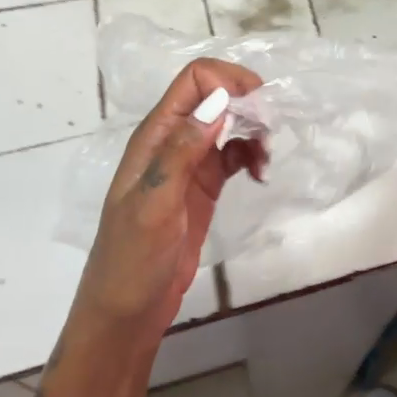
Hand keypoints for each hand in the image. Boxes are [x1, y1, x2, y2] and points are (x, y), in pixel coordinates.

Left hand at [75, 57, 266, 333]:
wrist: (126, 315)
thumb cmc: (133, 260)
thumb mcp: (154, 205)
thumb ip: (181, 152)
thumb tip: (219, 102)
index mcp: (155, 136)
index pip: (194, 80)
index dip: (228, 80)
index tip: (258, 107)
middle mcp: (172, 141)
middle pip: (215, 95)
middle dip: (248, 104)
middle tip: (271, 134)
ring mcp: (189, 164)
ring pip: (228, 123)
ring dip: (254, 131)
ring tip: (267, 160)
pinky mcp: (203, 187)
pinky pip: (233, 154)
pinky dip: (251, 155)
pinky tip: (260, 174)